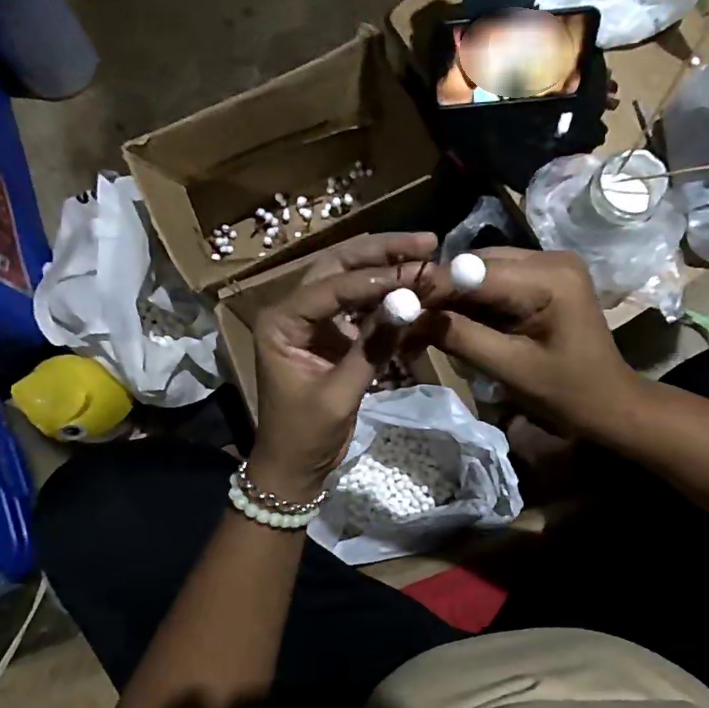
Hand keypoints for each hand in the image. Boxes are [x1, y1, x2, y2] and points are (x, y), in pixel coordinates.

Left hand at [248, 232, 435, 499]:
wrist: (293, 467)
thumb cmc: (304, 435)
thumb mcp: (338, 395)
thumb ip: (371, 348)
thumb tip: (408, 305)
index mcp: (281, 322)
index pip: (332, 287)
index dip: (375, 277)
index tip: (416, 270)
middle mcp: (295, 312)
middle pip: (339, 267)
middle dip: (381, 252)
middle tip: (426, 241)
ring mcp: (315, 323)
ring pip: (352, 282)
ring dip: (387, 269)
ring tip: (426, 255)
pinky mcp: (334, 337)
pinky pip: (362, 310)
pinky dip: (389, 301)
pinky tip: (416, 291)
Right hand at [417, 248, 641, 436]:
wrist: (610, 404)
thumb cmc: (566, 394)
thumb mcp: (509, 368)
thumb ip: (460, 336)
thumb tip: (409, 315)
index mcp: (550, 278)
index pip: (475, 272)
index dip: (431, 288)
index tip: (394, 307)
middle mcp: (552, 258)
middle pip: (477, 265)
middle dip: (440, 292)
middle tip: (405, 318)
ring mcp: (551, 265)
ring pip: (483, 271)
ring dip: (454, 297)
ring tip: (423, 323)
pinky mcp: (547, 278)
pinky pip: (498, 281)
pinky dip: (473, 301)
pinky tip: (453, 321)